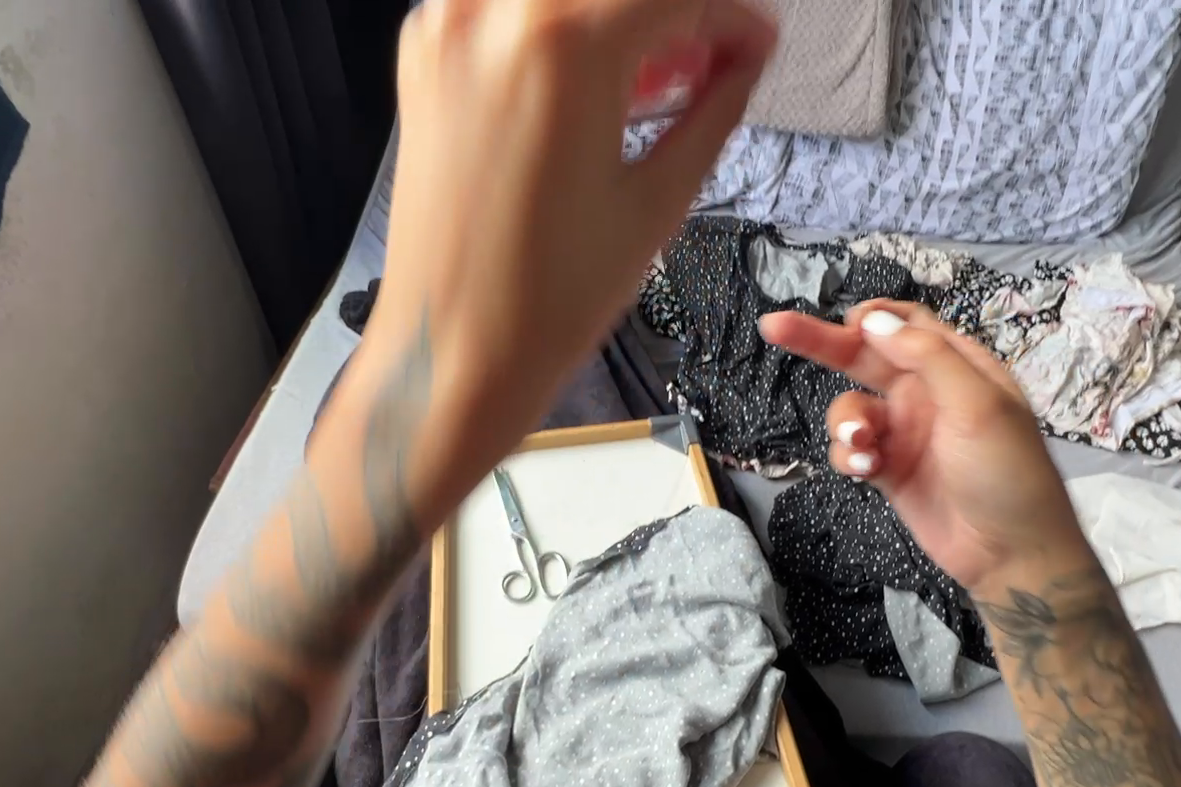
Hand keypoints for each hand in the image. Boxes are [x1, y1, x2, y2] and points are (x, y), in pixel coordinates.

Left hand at [369, 0, 775, 432]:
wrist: (454, 357)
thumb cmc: (548, 303)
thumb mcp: (655, 206)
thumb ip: (711, 113)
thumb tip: (743, 62)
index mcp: (561, 44)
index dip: (730, 16)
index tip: (755, 46)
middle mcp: (491, 11)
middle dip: (675, 15)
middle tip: (707, 63)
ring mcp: (446, 30)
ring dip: (617, 19)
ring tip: (654, 82)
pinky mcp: (425, 62)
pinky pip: (508, 12)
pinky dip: (560, 31)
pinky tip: (594, 85)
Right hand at [760, 301, 1092, 589]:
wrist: (1008, 552)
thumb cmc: (1007, 472)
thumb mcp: (977, 404)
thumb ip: (926, 357)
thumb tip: (871, 321)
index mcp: (955, 366)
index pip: (907, 326)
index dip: (873, 317)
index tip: (844, 320)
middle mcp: (924, 393)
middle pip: (862, 357)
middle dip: (820, 343)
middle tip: (773, 327)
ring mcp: (902, 432)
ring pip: (849, 409)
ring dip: (844, 422)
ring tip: (862, 445)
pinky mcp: (885, 469)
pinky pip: (849, 451)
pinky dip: (849, 457)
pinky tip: (866, 472)